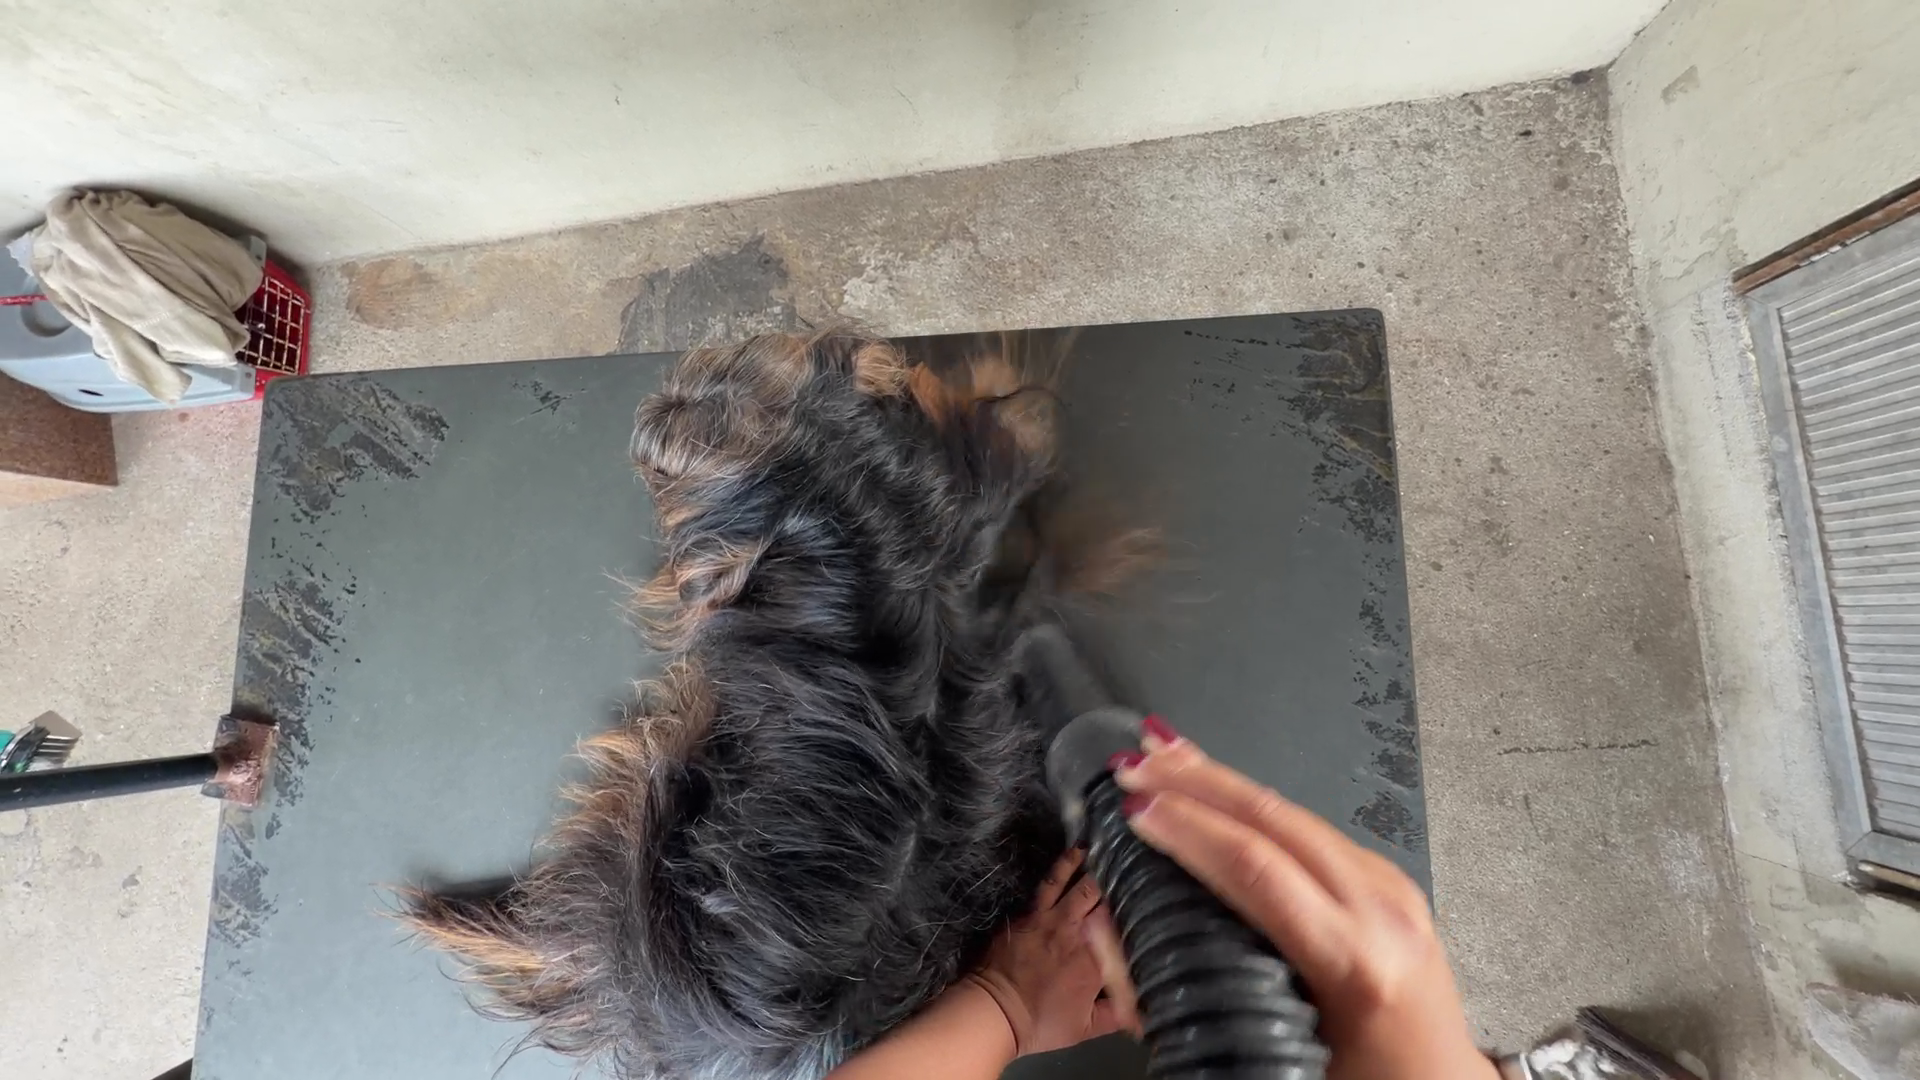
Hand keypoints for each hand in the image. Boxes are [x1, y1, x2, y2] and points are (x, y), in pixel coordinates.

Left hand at [966, 849, 1127, 1057]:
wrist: (996, 1009)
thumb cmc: (1042, 1022)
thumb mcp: (1086, 1029)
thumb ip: (1117, 1015)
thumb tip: (1144, 1014)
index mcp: (1095, 962)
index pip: (1121, 932)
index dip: (1134, 916)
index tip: (1148, 904)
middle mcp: (1076, 932)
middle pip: (1101, 900)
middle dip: (1114, 884)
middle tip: (1127, 868)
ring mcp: (1050, 918)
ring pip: (1073, 883)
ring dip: (1085, 865)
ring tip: (1095, 848)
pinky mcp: (1030, 912)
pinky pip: (1048, 883)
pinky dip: (1060, 867)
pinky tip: (1069, 855)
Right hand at [1103, 725, 1497, 1079]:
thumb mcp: (1257, 1060)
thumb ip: (1162, 998)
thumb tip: (1101, 924)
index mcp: (1354, 965)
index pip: (1256, 869)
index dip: (1190, 829)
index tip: (1134, 807)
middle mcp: (1379, 912)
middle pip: (1271, 819)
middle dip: (1191, 783)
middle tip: (1132, 764)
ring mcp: (1388, 885)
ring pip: (1287, 807)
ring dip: (1214, 776)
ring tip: (1159, 752)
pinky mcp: (1385, 874)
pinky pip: (1303, 821)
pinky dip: (1245, 796)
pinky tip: (1210, 780)